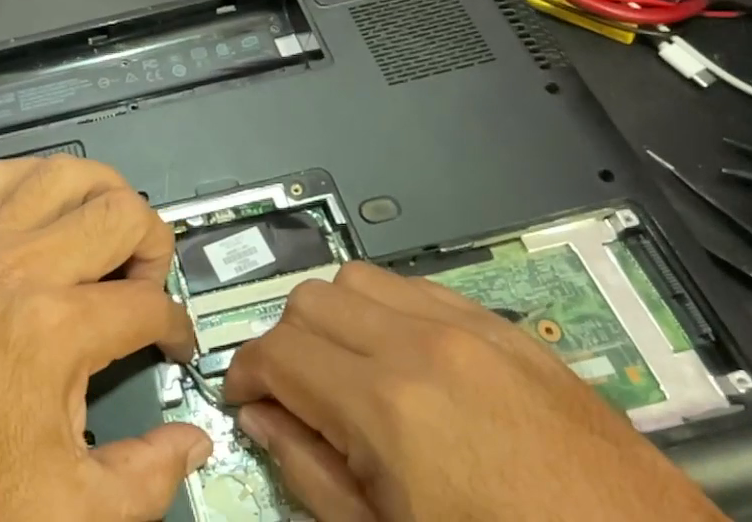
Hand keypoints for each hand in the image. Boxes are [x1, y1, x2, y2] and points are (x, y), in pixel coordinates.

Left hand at [0, 155, 211, 521]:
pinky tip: (49, 215)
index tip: (171, 344)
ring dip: (103, 195)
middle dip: (154, 246)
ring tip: (107, 239)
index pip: (150, 303)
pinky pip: (2, 177)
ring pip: (65, 173)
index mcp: (56, 329)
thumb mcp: (69, 505)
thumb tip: (191, 443)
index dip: (176, 327)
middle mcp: (21, 268)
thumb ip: (149, 475)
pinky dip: (38, 181)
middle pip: (122, 213)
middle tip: (145, 287)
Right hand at [224, 261, 727, 521]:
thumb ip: (309, 473)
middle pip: (309, 301)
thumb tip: (260, 418)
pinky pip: (418, 286)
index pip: (275, 352)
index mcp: (387, 406)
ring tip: (346, 370)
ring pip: (358, 278)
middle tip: (295, 395)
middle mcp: (421, 345)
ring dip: (333, 317)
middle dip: (284, 344)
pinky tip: (401, 357)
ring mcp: (469, 327)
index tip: (245, 402)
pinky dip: (386, 309)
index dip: (244, 375)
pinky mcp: (507, 329)